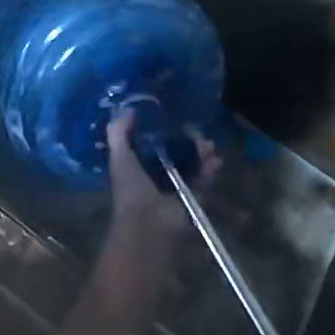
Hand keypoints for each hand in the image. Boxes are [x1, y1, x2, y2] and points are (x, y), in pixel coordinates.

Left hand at [104, 109, 216, 244]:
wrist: (150, 224)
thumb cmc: (131, 189)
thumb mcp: (119, 156)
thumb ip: (119, 133)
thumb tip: (126, 109)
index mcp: (135, 169)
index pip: (148, 146)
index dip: (158, 132)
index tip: (170, 117)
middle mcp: (155, 179)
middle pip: (173, 155)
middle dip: (185, 142)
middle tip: (196, 131)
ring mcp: (175, 190)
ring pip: (191, 167)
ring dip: (200, 154)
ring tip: (208, 144)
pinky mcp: (192, 201)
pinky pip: (203, 182)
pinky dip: (209, 171)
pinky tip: (215, 160)